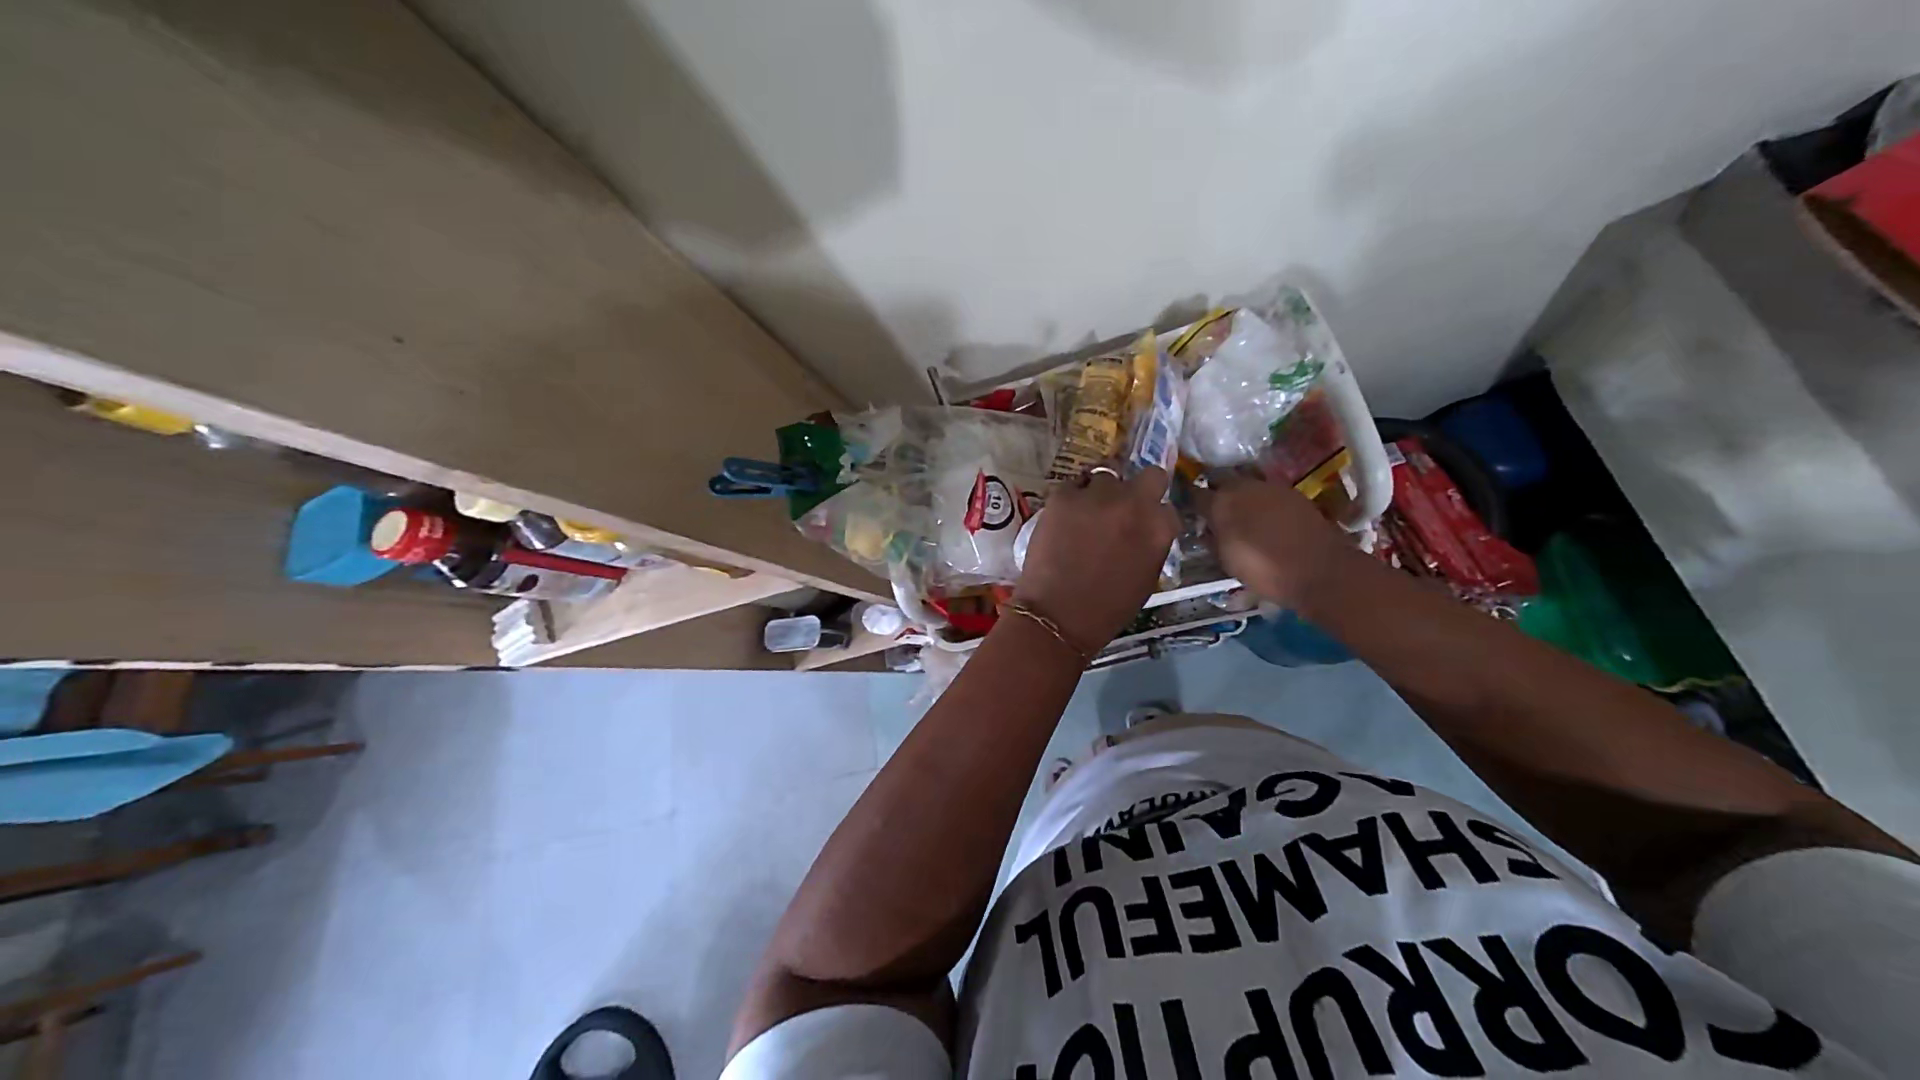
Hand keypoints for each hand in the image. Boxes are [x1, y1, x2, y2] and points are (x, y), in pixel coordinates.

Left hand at [1015, 467, 1180, 651]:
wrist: (1058, 614)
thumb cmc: (1108, 608)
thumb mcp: (1146, 577)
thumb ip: (1152, 544)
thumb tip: (1146, 530)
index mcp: (1159, 528)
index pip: (1167, 506)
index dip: (1154, 513)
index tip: (1143, 522)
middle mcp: (1134, 503)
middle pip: (1148, 475)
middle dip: (1139, 486)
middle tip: (1123, 504)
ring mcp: (1098, 495)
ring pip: (1106, 476)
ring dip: (1101, 491)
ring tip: (1087, 512)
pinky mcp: (1063, 495)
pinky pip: (1073, 485)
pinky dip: (1071, 498)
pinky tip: (1064, 517)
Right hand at [1200, 474, 1352, 608]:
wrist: (1320, 569)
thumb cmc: (1264, 570)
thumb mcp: (1226, 561)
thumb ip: (1213, 539)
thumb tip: (1207, 529)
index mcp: (1220, 503)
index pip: (1195, 494)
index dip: (1190, 502)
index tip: (1189, 511)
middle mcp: (1243, 487)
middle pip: (1220, 479)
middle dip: (1214, 490)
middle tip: (1213, 508)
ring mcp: (1270, 487)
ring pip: (1245, 482)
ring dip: (1239, 493)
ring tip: (1239, 511)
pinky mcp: (1292, 492)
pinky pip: (1266, 491)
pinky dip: (1260, 500)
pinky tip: (1263, 516)